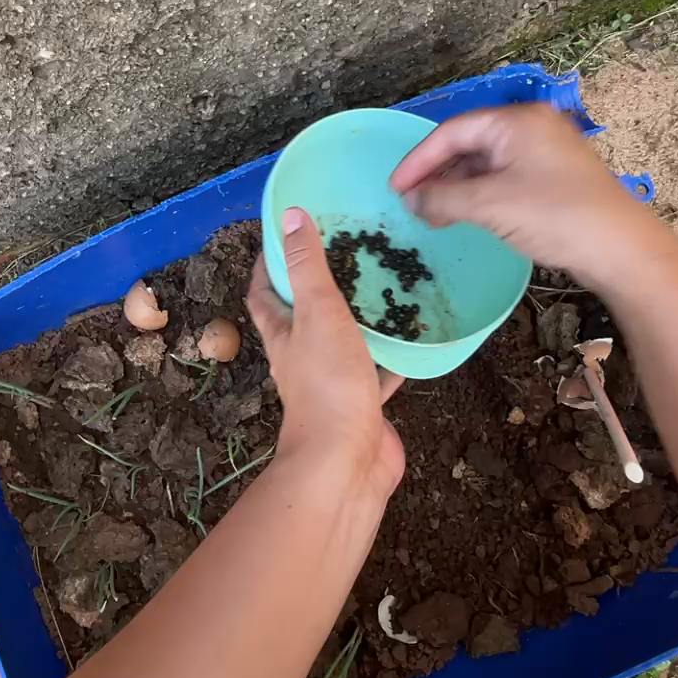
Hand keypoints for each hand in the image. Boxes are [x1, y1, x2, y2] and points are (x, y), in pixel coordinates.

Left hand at [247, 208, 405, 498]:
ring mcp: (332, 380)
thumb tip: (290, 216)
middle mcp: (302, 355)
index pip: (264, 290)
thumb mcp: (317, 313)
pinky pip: (377, 370)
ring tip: (385, 284)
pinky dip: (391, 355)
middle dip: (321, 284)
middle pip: (305, 313)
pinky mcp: (363, 402)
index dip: (269, 262)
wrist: (347, 462)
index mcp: (282, 333)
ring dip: (358, 317)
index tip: (287, 233)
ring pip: (343, 340)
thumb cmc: (327, 384)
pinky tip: (413, 336)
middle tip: (351, 251)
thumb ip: (308, 267)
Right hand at [389, 102, 677, 290]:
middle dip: (436, 174)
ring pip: (484, 163)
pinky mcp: (551, 177)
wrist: (621, 249)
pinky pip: (502, 177)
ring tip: (431, 214)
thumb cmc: (554, 216)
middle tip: (411, 202)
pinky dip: (477, 195)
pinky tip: (461, 215)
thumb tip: (410, 199)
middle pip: (467, 144)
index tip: (396, 187)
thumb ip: (442, 198)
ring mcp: (543, 152)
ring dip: (454, 187)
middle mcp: (529, 127)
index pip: (453, 132)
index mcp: (515, 121)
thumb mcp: (489, 205)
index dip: (419, 159)